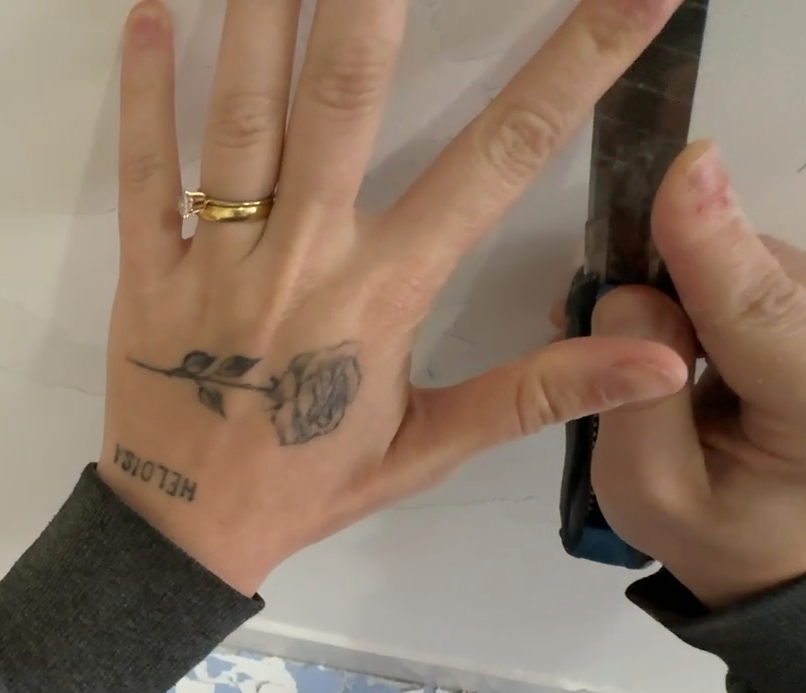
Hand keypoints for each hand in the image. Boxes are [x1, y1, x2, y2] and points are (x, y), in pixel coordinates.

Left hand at [98, 0, 689, 595]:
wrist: (185, 527)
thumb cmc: (297, 490)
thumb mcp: (419, 451)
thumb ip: (532, 395)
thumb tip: (663, 351)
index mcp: (379, 298)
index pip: (497, 161)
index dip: (575, 62)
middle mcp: (300, 260)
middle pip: (348, 97)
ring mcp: (213, 264)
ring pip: (243, 119)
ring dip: (260, 10)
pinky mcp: (143, 278)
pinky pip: (145, 177)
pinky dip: (142, 96)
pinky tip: (144, 14)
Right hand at [590, 142, 805, 607]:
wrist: (766, 545)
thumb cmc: (696, 526)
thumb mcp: (638, 483)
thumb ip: (634, 396)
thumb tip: (632, 293)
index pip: (763, 315)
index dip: (715, 243)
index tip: (684, 168)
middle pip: (764, 282)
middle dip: (671, 281)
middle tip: (583, 311)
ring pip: (770, 271)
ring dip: (688, 285)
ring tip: (620, 330)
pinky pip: (778, 279)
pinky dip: (713, 291)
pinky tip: (674, 327)